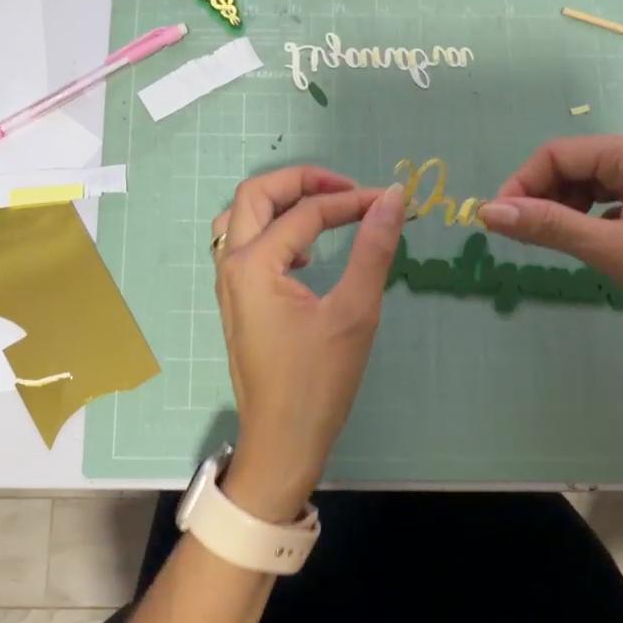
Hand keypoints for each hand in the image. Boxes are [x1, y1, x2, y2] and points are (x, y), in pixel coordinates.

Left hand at [211, 167, 406, 517]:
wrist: (282, 440)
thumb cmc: (318, 381)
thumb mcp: (354, 312)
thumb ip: (372, 249)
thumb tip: (393, 198)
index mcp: (254, 264)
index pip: (307, 212)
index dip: (352, 200)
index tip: (391, 202)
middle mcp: (231, 266)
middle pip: (256, 195)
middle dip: (302, 182)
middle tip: (348, 189)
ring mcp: (228, 286)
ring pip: (243, 219)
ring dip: (280, 205)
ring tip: (324, 214)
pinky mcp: (236, 303)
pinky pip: (244, 248)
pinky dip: (271, 233)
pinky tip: (305, 254)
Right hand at [478, 133, 622, 347]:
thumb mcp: (613, 249)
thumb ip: (549, 226)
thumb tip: (488, 212)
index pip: (559, 154)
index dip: (522, 184)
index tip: (498, 223)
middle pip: (577, 166)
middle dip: (544, 198)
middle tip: (524, 239)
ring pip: (596, 186)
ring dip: (568, 211)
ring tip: (555, 246)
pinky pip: (618, 201)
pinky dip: (595, 220)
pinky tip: (593, 247)